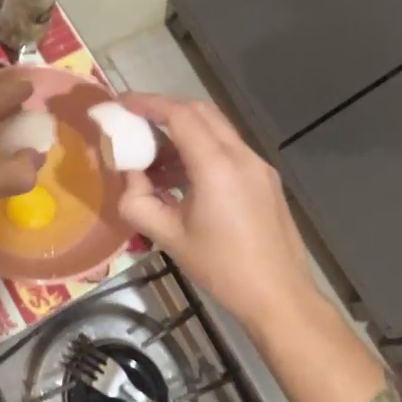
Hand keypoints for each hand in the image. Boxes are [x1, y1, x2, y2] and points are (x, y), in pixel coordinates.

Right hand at [114, 94, 321, 325]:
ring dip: (182, 131)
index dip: (147, 104)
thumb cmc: (223, 269)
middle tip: (134, 122)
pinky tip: (181, 177)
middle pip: (199, 111)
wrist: (281, 297)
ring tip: (152, 158)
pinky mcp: (264, 178)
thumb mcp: (169, 238)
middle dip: (164, 109)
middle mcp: (241, 156)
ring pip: (215, 128)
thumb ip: (138, 201)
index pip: (179, 115)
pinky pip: (227, 149)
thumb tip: (129, 177)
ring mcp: (257, 165)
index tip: (120, 105)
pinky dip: (200, 149)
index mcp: (216, 166)